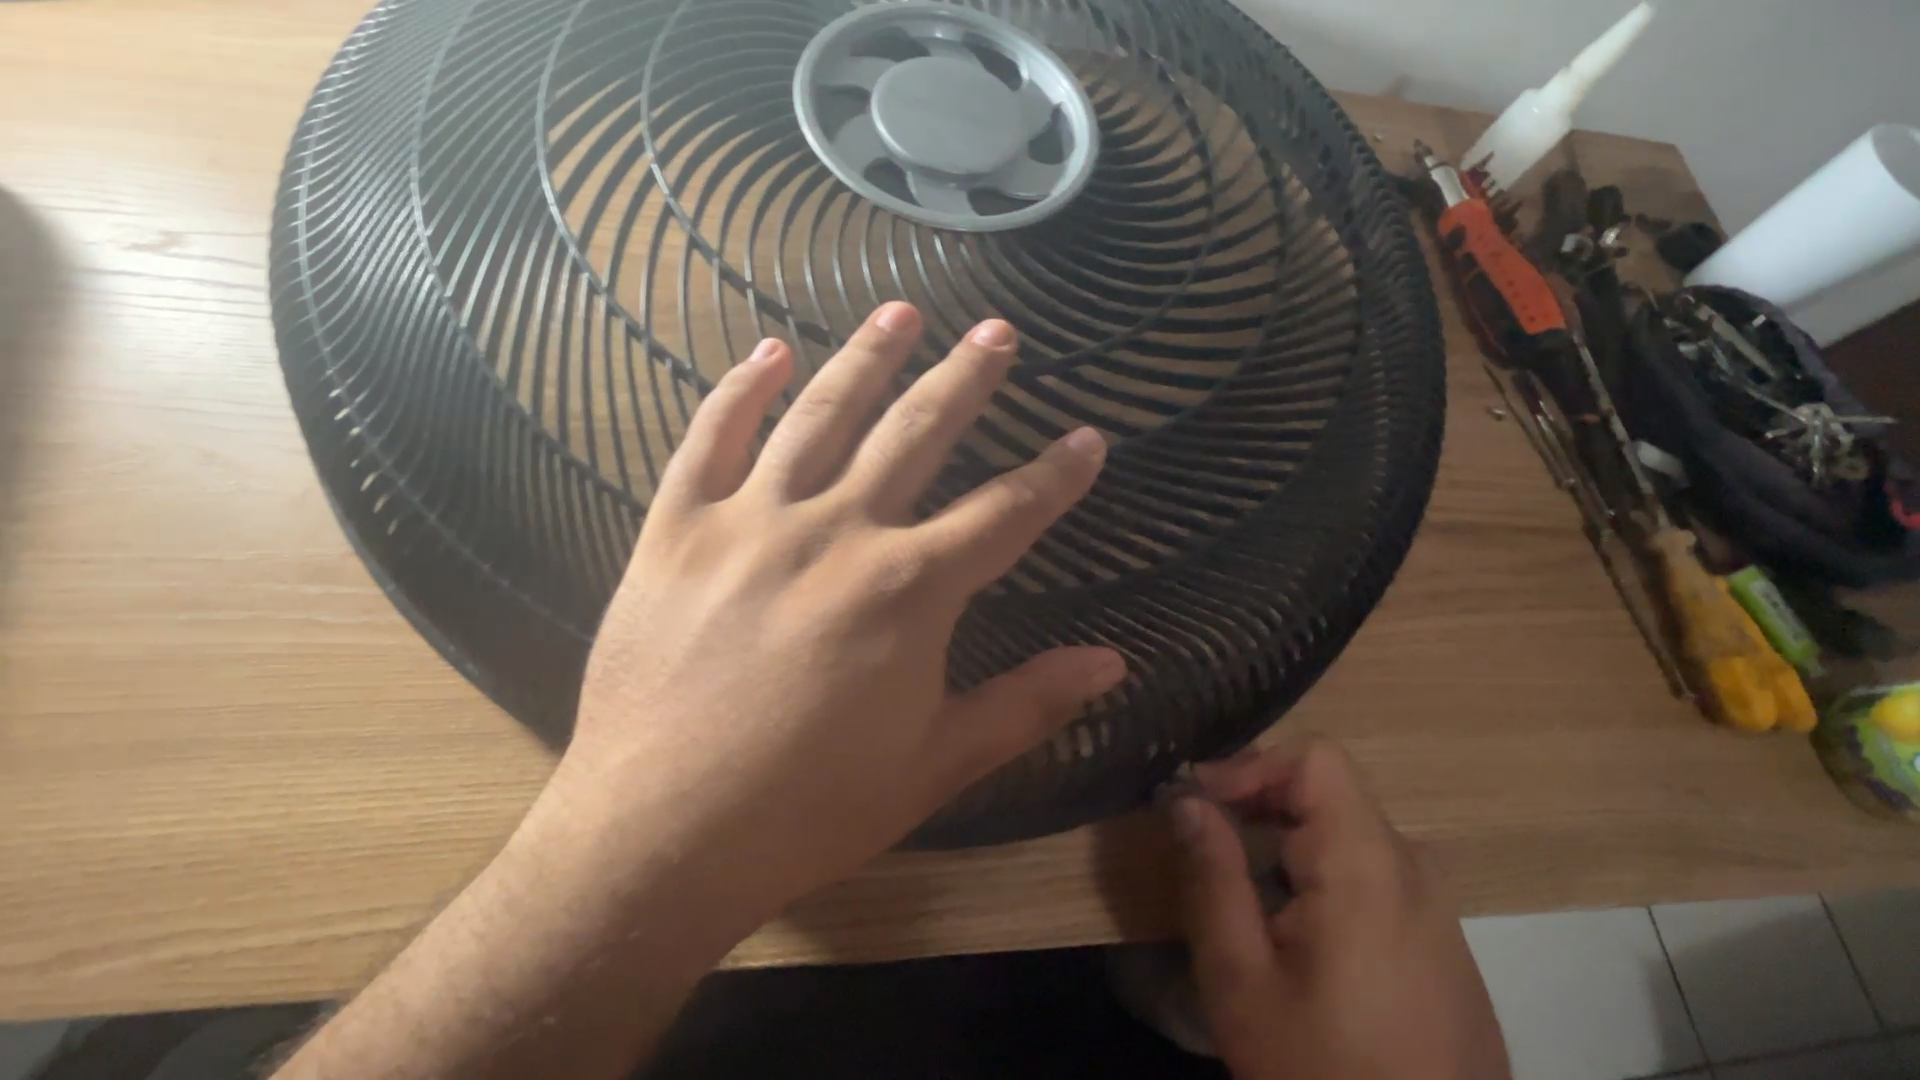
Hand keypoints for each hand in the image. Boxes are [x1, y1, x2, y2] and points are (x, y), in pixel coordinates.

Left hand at [558, 301, 1125, 919]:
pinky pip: (710, 440)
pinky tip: (768, 352)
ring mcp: (749, 521)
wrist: (661, 836)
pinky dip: (739, 390)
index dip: (1056, 476)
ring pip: (818, 414)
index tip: (1089, 437)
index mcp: (907, 590)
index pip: (1005, 513)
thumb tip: (1111, 665)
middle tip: (998, 330)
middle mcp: (835, 531)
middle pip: (915, 434)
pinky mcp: (675, 529)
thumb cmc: (810, 809)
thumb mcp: (935, 765)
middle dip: (966, 379)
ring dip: (865, 357)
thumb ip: (1025, 704)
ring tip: (900, 310)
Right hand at [1171, 740, 1509, 1079]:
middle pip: (1333, 792)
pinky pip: (1377, 877)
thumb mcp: (1240, 978)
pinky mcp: (1444, 948)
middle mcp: (1414, 872)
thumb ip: (1212, 876)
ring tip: (1240, 887)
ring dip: (1288, 839)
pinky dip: (1322, 874)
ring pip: (1352, 834)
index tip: (1200, 802)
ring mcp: (1438, 912)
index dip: (1252, 765)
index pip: (1317, 759)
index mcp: (1367, 867)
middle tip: (1204, 841)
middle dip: (1260, 802)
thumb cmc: (1317, 1071)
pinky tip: (1293, 931)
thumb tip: (1187, 799)